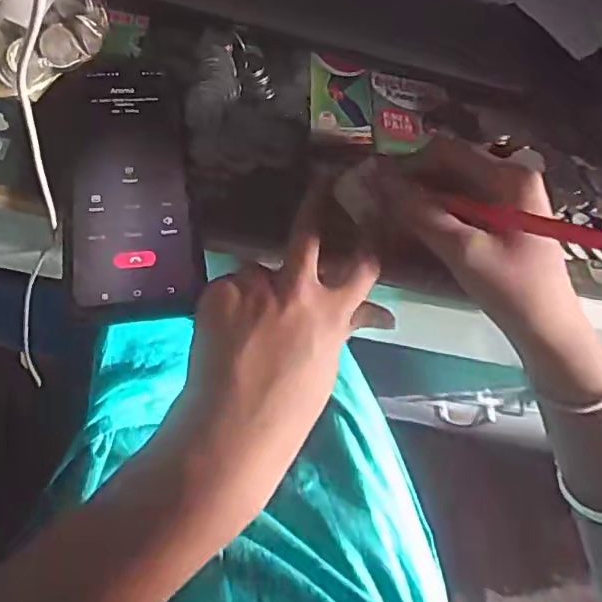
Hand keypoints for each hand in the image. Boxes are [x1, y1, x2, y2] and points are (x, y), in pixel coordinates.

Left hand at [182, 181, 382, 445]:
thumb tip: (382, 315)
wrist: (231, 425)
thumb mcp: (326, 362)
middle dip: (318, 200)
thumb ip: (344, 325)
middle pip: (308, 233)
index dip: (372, 233)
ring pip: (255, 271)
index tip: (376, 206)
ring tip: (242, 330)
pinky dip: (227, 304)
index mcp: (330, 313)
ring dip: (253, 290)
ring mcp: (255, 287)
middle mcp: (295, 290)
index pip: (362, 264)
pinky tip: (223, 334)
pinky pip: (228, 287)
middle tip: (324, 176)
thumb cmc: (289, 406)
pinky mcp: (219, 288)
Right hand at [371, 135, 581, 340]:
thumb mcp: (461, 249)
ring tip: (388, 210)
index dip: (407, 162)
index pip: (445, 150)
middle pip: (448, 164)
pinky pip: (460, 200)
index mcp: (510, 175)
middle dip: (412, 179)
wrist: (549, 330)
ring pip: (451, 182)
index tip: (376, 180)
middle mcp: (512, 176)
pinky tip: (413, 224)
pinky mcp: (503, 216)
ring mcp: (509, 196)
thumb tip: (378, 180)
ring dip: (420, 194)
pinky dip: (435, 208)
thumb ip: (419, 212)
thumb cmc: (512, 288)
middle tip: (377, 197)